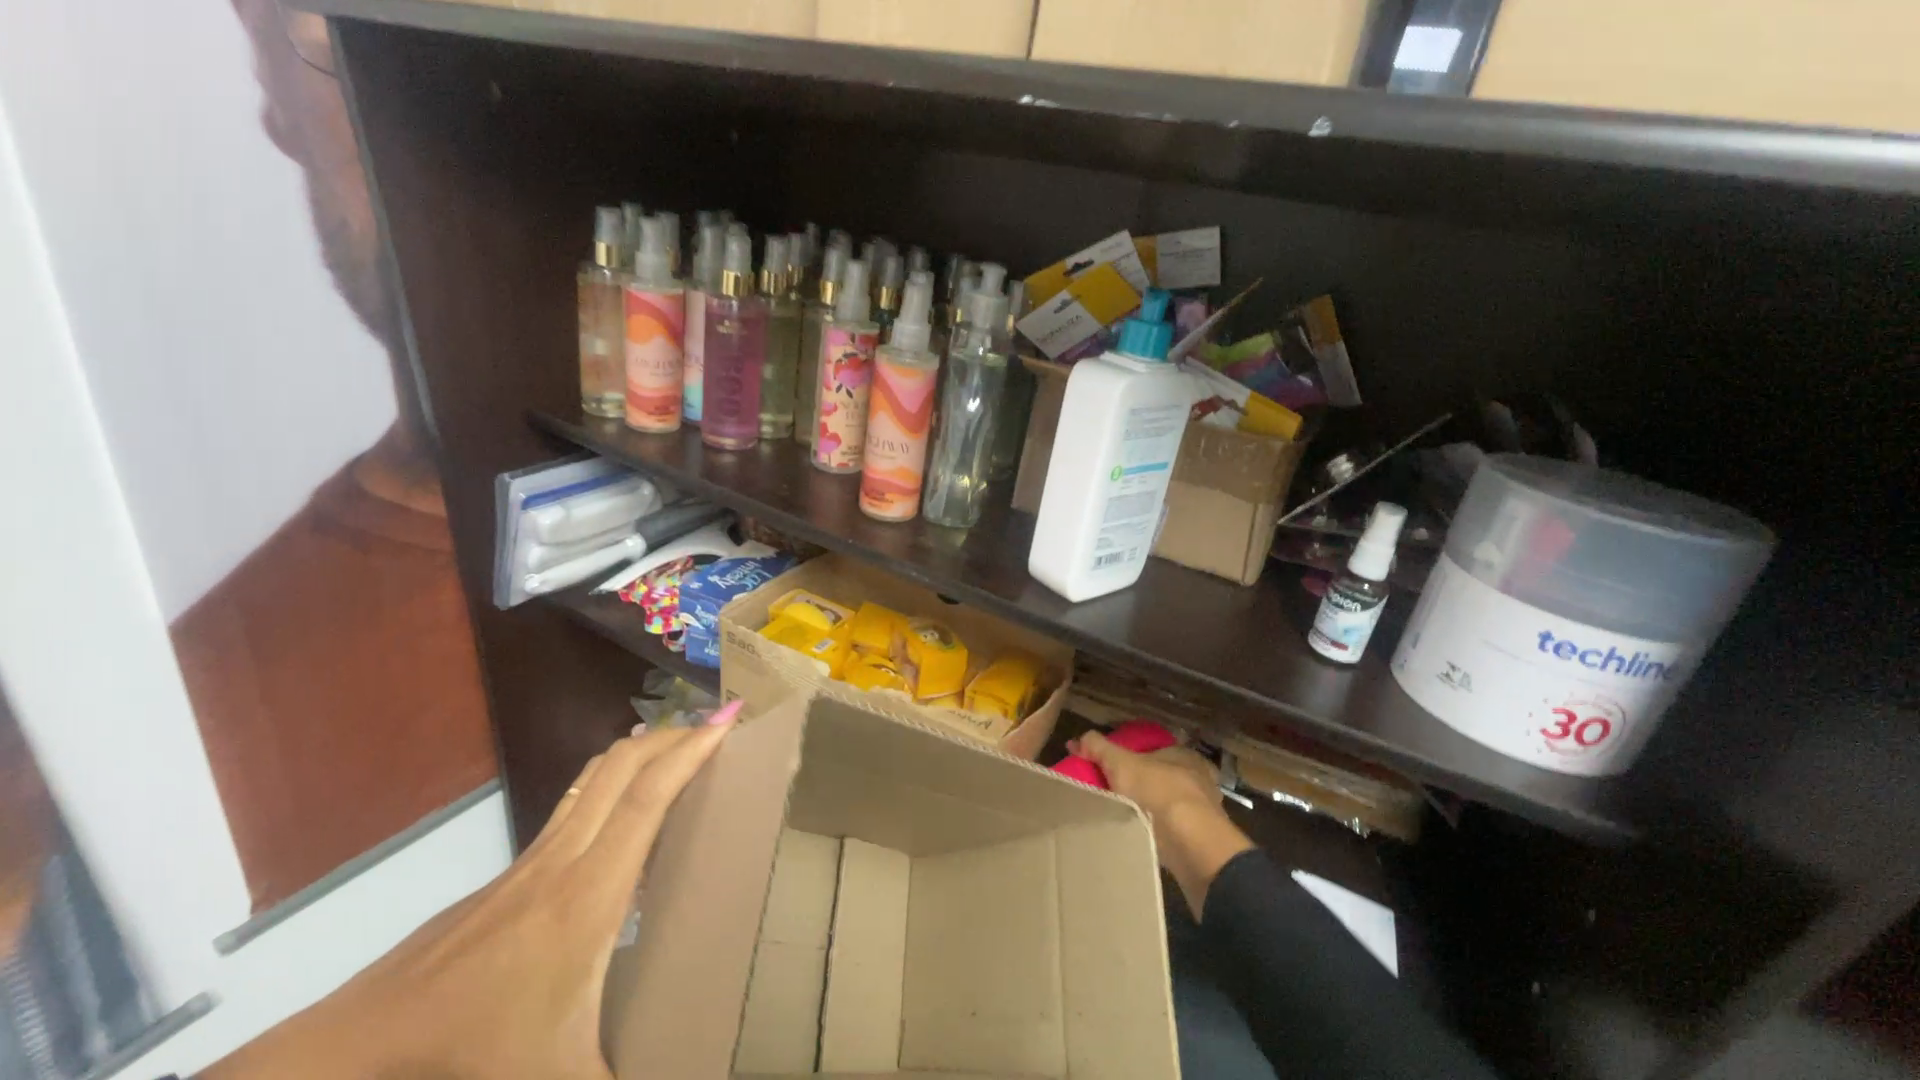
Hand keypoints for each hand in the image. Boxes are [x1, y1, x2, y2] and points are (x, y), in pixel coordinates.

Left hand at [203, 702, 741, 1079]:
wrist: (371, 1036)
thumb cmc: (478, 1048)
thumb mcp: (566, 1078)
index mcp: (591, 895)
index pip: (646, 800)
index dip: (689, 755)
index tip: (727, 723)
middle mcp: (564, 859)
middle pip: (620, 767)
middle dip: (673, 736)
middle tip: (717, 727)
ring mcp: (532, 860)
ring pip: (592, 777)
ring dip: (640, 751)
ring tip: (680, 749)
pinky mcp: (513, 870)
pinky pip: (575, 802)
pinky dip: (612, 780)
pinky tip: (622, 806)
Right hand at [1070, 730, 1253, 919]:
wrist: (1190, 844)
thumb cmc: (1158, 793)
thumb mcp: (1121, 764)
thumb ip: (1099, 749)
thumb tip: (1076, 740)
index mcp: (1184, 755)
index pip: (1154, 750)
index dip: (1132, 757)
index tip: (1112, 769)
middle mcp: (1198, 778)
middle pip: (1161, 777)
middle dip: (1140, 785)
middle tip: (1113, 794)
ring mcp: (1202, 810)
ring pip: (1168, 805)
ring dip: (1149, 810)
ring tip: (1122, 818)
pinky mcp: (1200, 838)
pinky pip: (1172, 830)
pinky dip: (1157, 832)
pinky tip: (1140, 836)